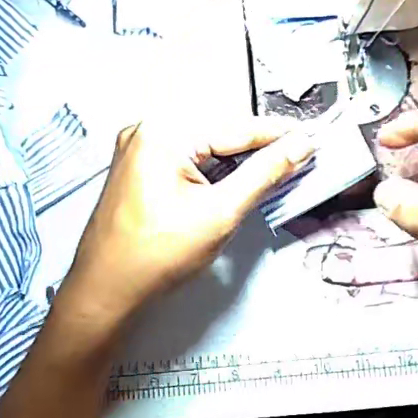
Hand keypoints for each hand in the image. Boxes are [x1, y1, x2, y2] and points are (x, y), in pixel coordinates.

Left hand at [59, 119, 313, 331]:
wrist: (108, 290)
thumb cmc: (153, 256)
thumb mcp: (222, 212)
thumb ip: (264, 174)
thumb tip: (296, 148)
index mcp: (163, 133)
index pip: (236, 127)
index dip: (278, 134)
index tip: (309, 137)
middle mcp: (147, 132)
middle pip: (221, 132)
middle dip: (260, 146)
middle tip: (299, 155)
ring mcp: (141, 150)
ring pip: (207, 146)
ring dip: (240, 160)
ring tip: (276, 170)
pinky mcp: (143, 170)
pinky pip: (191, 159)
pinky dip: (218, 170)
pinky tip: (240, 182)